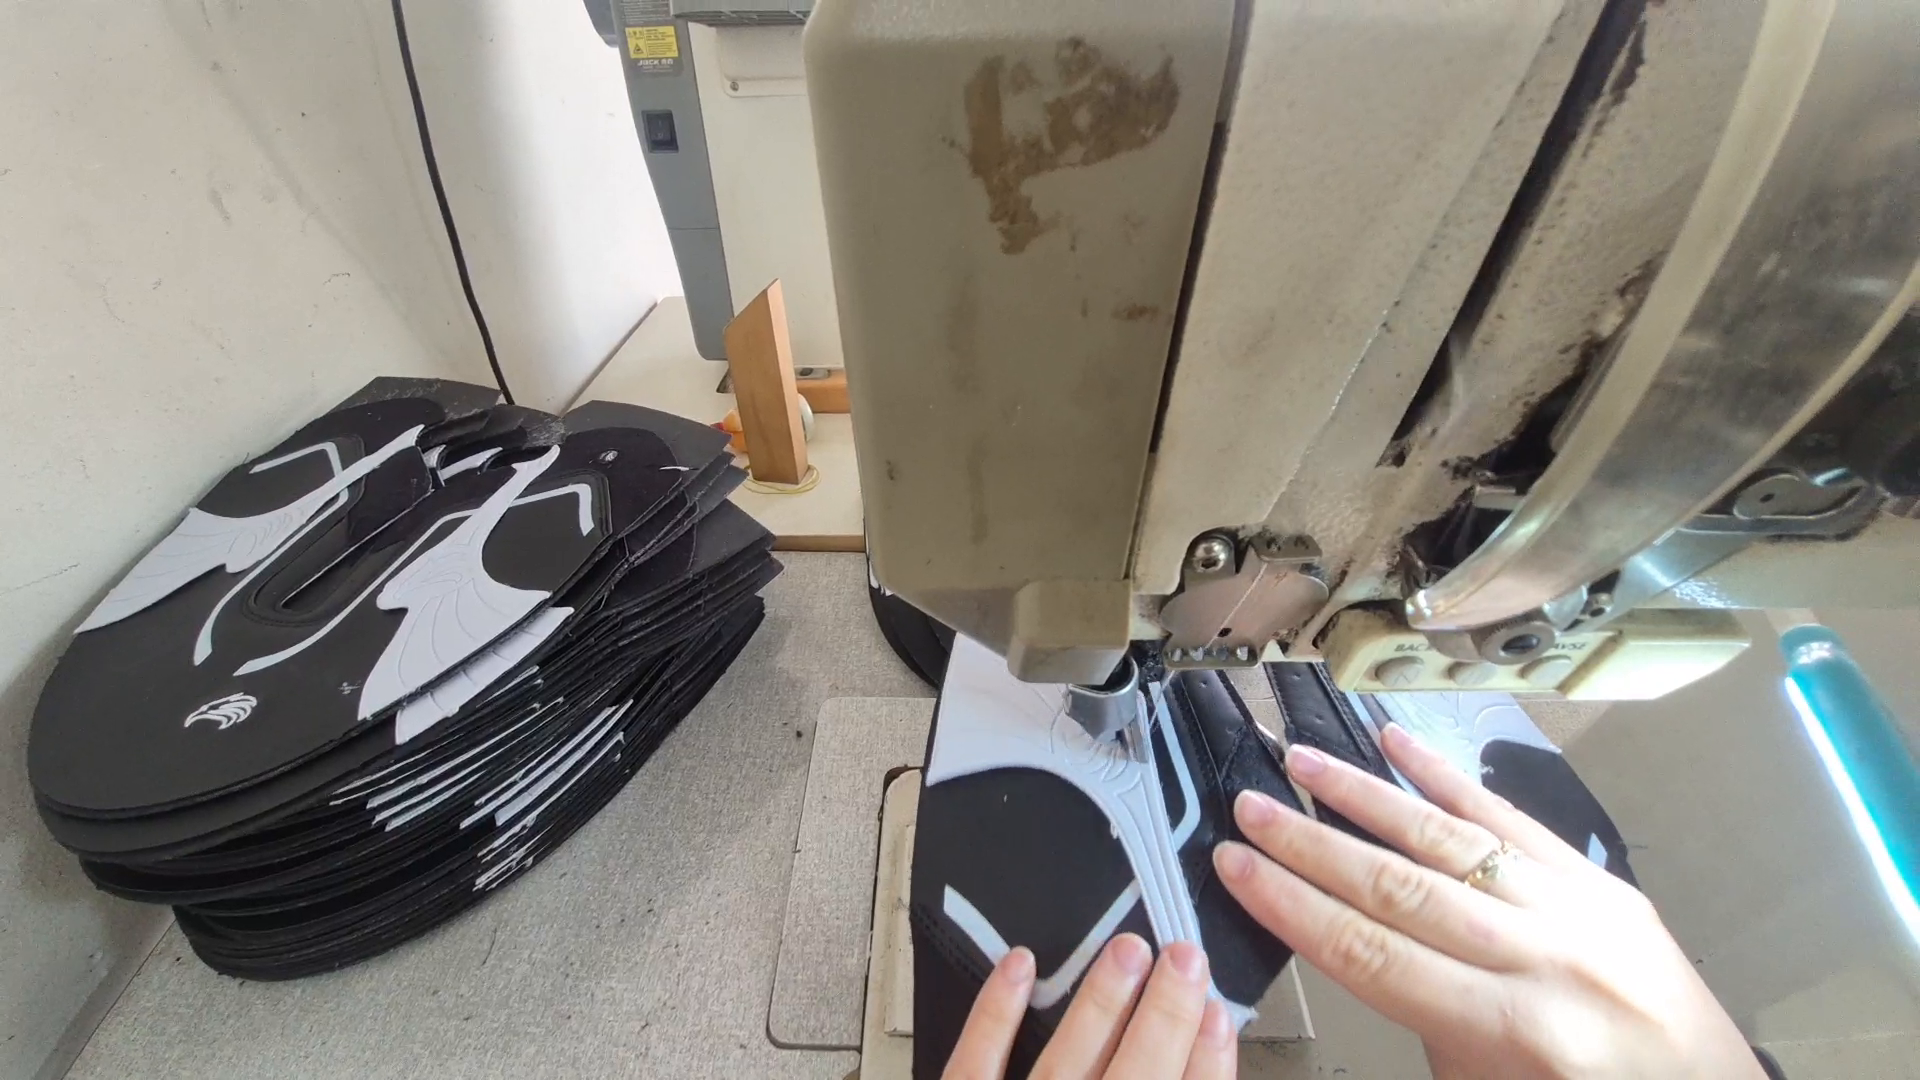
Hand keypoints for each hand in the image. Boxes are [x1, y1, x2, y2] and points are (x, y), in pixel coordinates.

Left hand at [942, 935, 1236, 1078]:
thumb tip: (1199, 1063)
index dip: (1208, 1066)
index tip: (1222, 1016)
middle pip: (1135, 1079)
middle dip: (1165, 1017)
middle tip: (1186, 958)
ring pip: (1066, 1065)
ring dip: (1100, 1005)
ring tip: (1128, 950)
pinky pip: (976, 1063)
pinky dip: (997, 1013)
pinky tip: (1020, 964)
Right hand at [1212, 723, 1761, 1079]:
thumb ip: (1414, 1016)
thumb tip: (1334, 934)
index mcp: (1517, 1035)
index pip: (1369, 952)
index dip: (1291, 905)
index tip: (1232, 864)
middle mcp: (1547, 962)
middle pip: (1396, 886)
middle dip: (1308, 843)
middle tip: (1246, 806)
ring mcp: (1579, 912)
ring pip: (1446, 838)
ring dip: (1362, 794)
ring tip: (1299, 761)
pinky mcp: (1599, 881)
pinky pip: (1508, 818)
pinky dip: (1444, 775)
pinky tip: (1394, 739)